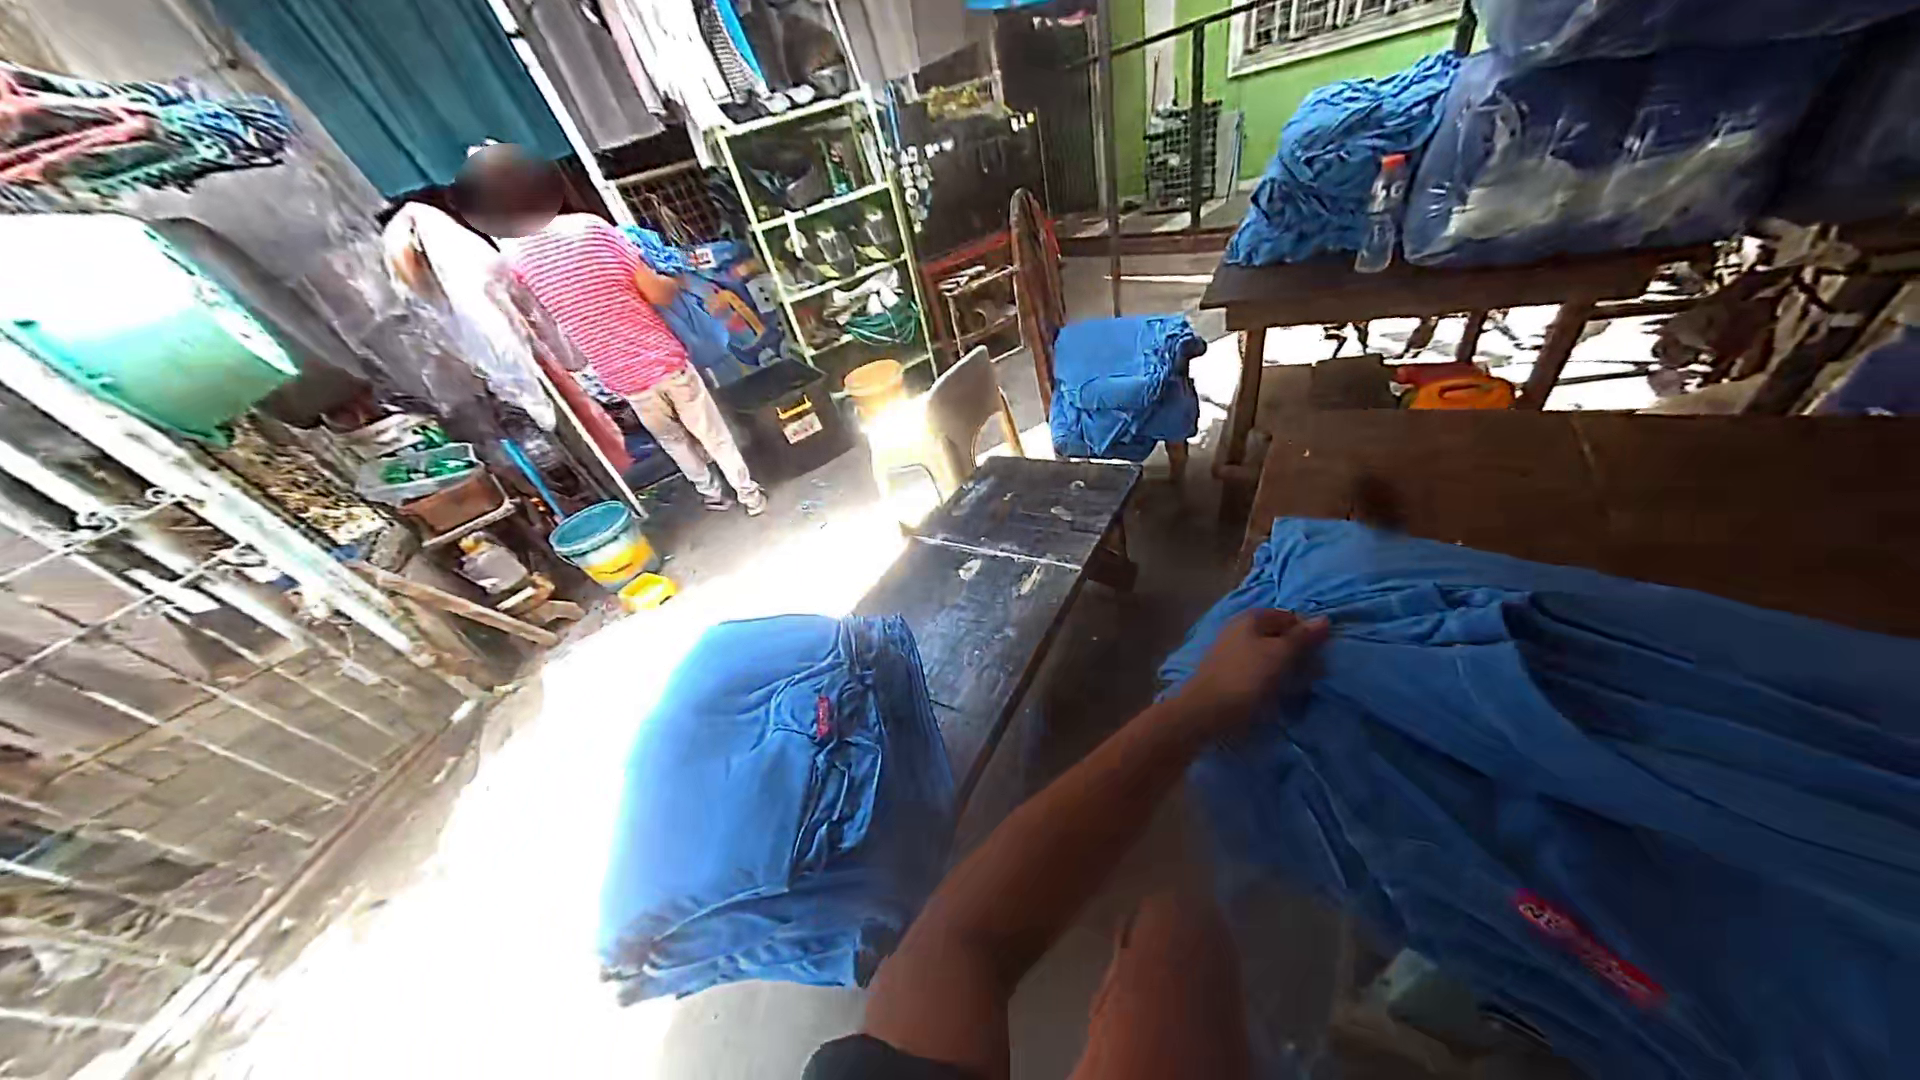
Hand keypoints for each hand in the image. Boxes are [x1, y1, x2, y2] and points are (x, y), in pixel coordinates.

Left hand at [1173, 609, 1329, 733]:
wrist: (1207, 709)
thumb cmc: (1247, 677)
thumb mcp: (1280, 654)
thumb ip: (1302, 637)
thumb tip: (1324, 618)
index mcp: (1250, 618)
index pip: (1288, 617)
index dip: (1306, 632)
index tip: (1319, 653)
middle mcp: (1239, 629)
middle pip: (1279, 635)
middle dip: (1298, 652)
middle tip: (1311, 672)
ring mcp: (1233, 651)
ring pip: (1270, 654)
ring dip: (1287, 668)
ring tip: (1297, 685)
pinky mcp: (1231, 672)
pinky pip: (1259, 670)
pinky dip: (1272, 678)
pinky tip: (1279, 693)